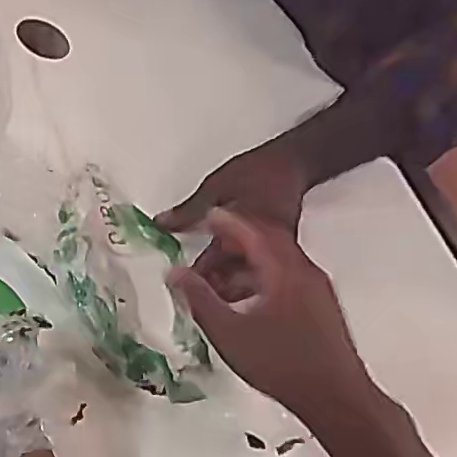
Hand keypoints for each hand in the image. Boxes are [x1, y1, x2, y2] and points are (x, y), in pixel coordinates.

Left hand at [157, 142, 310, 301]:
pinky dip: (241, 280)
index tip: (177, 283)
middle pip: (231, 285)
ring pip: (247, 285)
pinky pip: (259, 276)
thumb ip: (188, 211)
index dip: (191, 280)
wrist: (293, 163)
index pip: (211, 269)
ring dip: (226, 290)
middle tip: (188, 294)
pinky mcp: (279, 254)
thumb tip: (163, 224)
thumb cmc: (260, 172)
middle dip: (210, 294)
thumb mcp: (215, 188)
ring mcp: (272, 255)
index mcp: (240, 236)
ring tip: (205, 290)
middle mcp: (259, 250)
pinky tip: (227, 277)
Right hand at [168, 209, 379, 423]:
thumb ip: (199, 298)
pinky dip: (260, 280)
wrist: (336, 398)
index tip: (204, 217)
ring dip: (245, 265)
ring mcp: (316, 289)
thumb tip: (176, 274)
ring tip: (217, 284)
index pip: (250, 230)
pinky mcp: (320, 306)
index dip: (224, 221)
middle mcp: (305, 272)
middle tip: (207, 250)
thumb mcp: (228, 332)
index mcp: (284, 270)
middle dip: (233, 243)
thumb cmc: (283, 365)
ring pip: (276, 262)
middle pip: (266, 242)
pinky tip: (242, 303)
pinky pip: (286, 278)